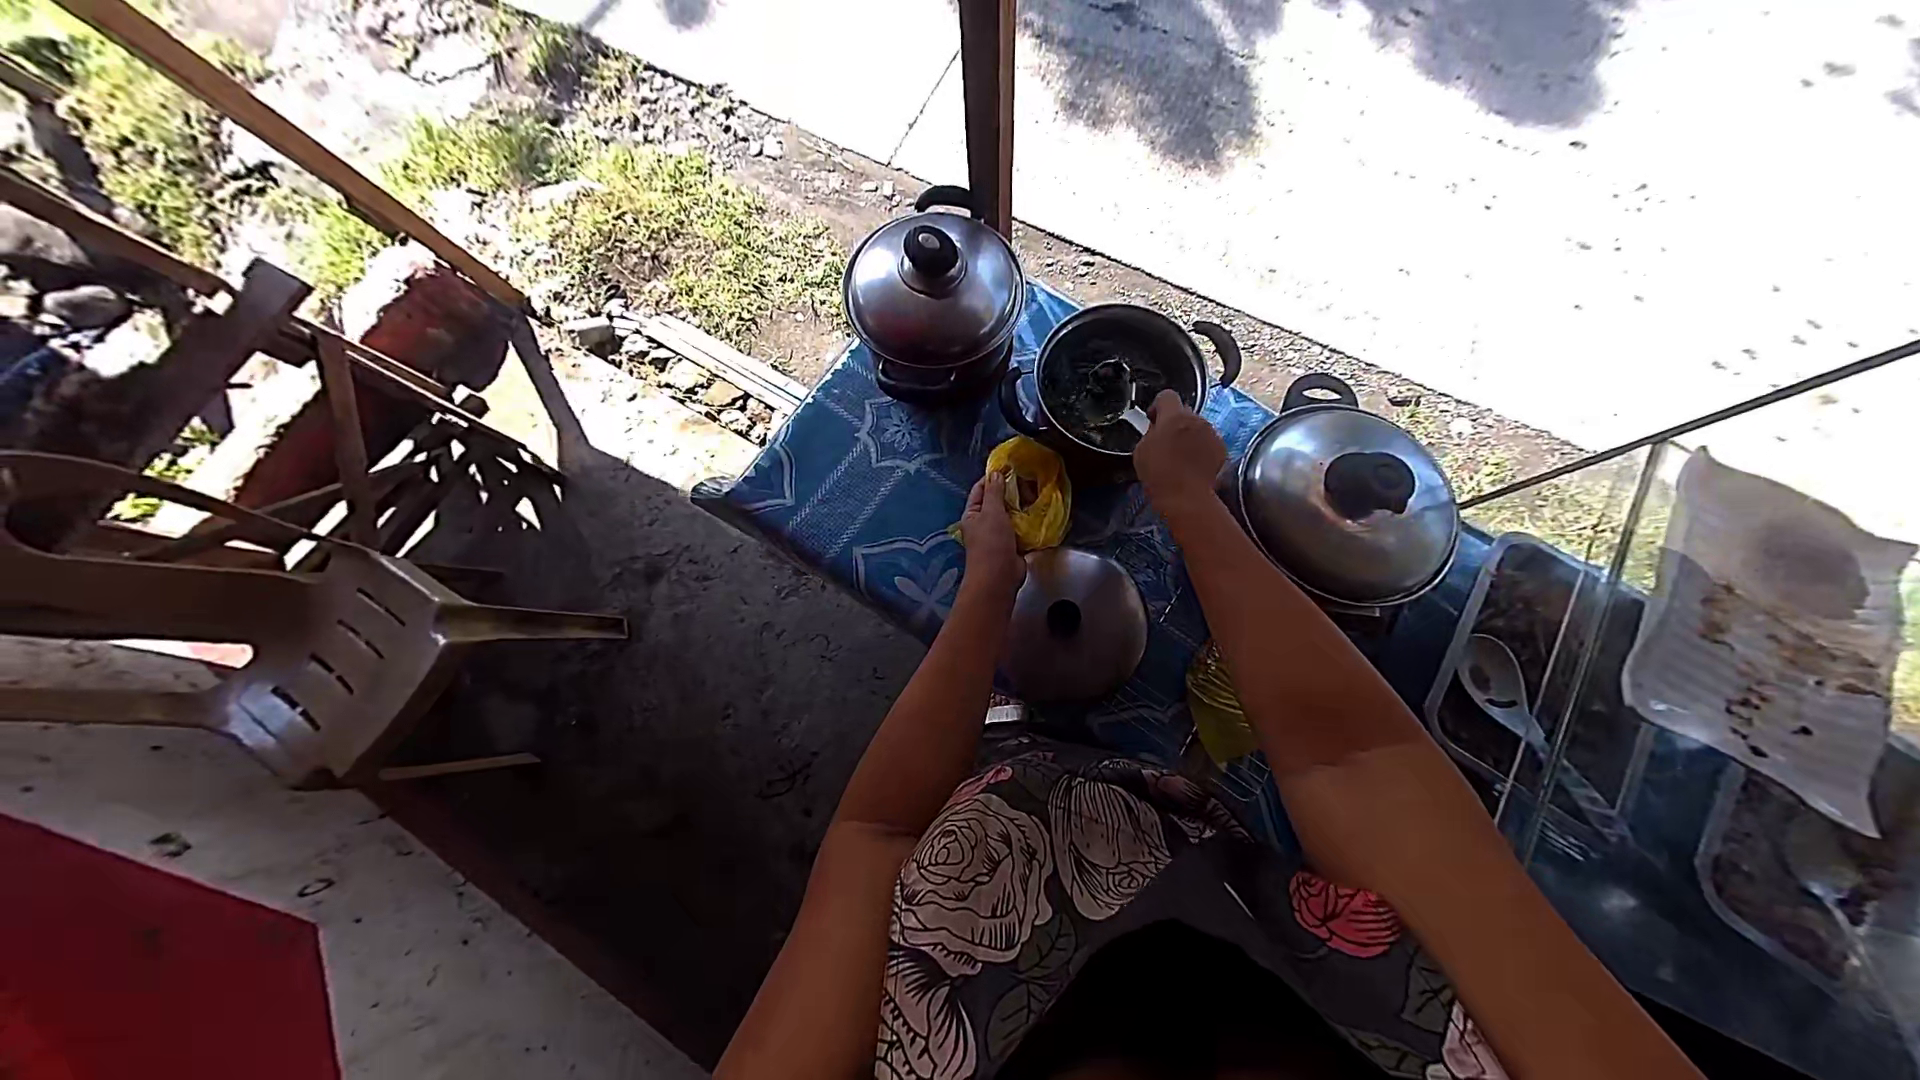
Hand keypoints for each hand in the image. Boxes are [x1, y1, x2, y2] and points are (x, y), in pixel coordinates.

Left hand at [960, 469, 1024, 598]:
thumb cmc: (991, 543)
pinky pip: (1020, 529)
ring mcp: (998, 535)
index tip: (1010, 468)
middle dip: (1012, 492)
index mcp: (972, 514)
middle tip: (1028, 483)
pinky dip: (1028, 522)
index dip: (993, 477)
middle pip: (997, 501)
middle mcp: (983, 523)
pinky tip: (1038, 513)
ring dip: (1022, 507)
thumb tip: (995, 473)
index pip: (980, 489)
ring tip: (1036, 495)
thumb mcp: (991, 512)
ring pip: (1011, 515)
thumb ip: (994, 492)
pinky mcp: (1012, 545)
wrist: (999, 577)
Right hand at [1134, 389, 1226, 520]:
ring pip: (1197, 427)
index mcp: (1174, 417)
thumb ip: (1150, 432)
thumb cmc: (1159, 474)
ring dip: (1188, 436)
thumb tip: (1157, 430)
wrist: (1185, 496)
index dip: (1157, 406)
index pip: (1166, 396)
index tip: (1153, 418)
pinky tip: (1191, 464)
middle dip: (1174, 423)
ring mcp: (1211, 434)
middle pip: (1183, 412)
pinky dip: (1200, 449)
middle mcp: (1196, 420)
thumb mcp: (1141, 450)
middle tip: (1164, 442)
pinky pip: (1208, 441)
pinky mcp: (1221, 448)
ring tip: (1178, 456)